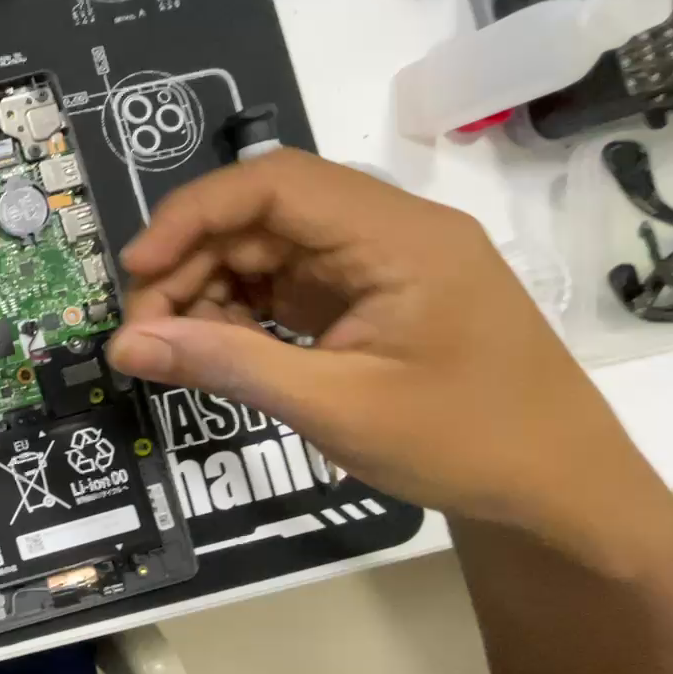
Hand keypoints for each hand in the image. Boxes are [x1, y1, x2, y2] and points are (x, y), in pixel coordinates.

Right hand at [105, 149, 653, 541]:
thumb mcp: (334, 406)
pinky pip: (266, 283)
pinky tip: (208, 349)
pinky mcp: (349, 295)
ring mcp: (363, 264)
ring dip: (196, 292)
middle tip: (141, 332)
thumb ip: (226, 365)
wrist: (551, 489)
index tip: (135, 270)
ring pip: (251, 250)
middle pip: (252, 218)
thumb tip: (121, 347)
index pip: (274, 184)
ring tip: (169, 348)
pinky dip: (224, 312)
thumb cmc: (463, 443)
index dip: (191, 216)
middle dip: (183, 266)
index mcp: (397, 238)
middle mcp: (378, 233)